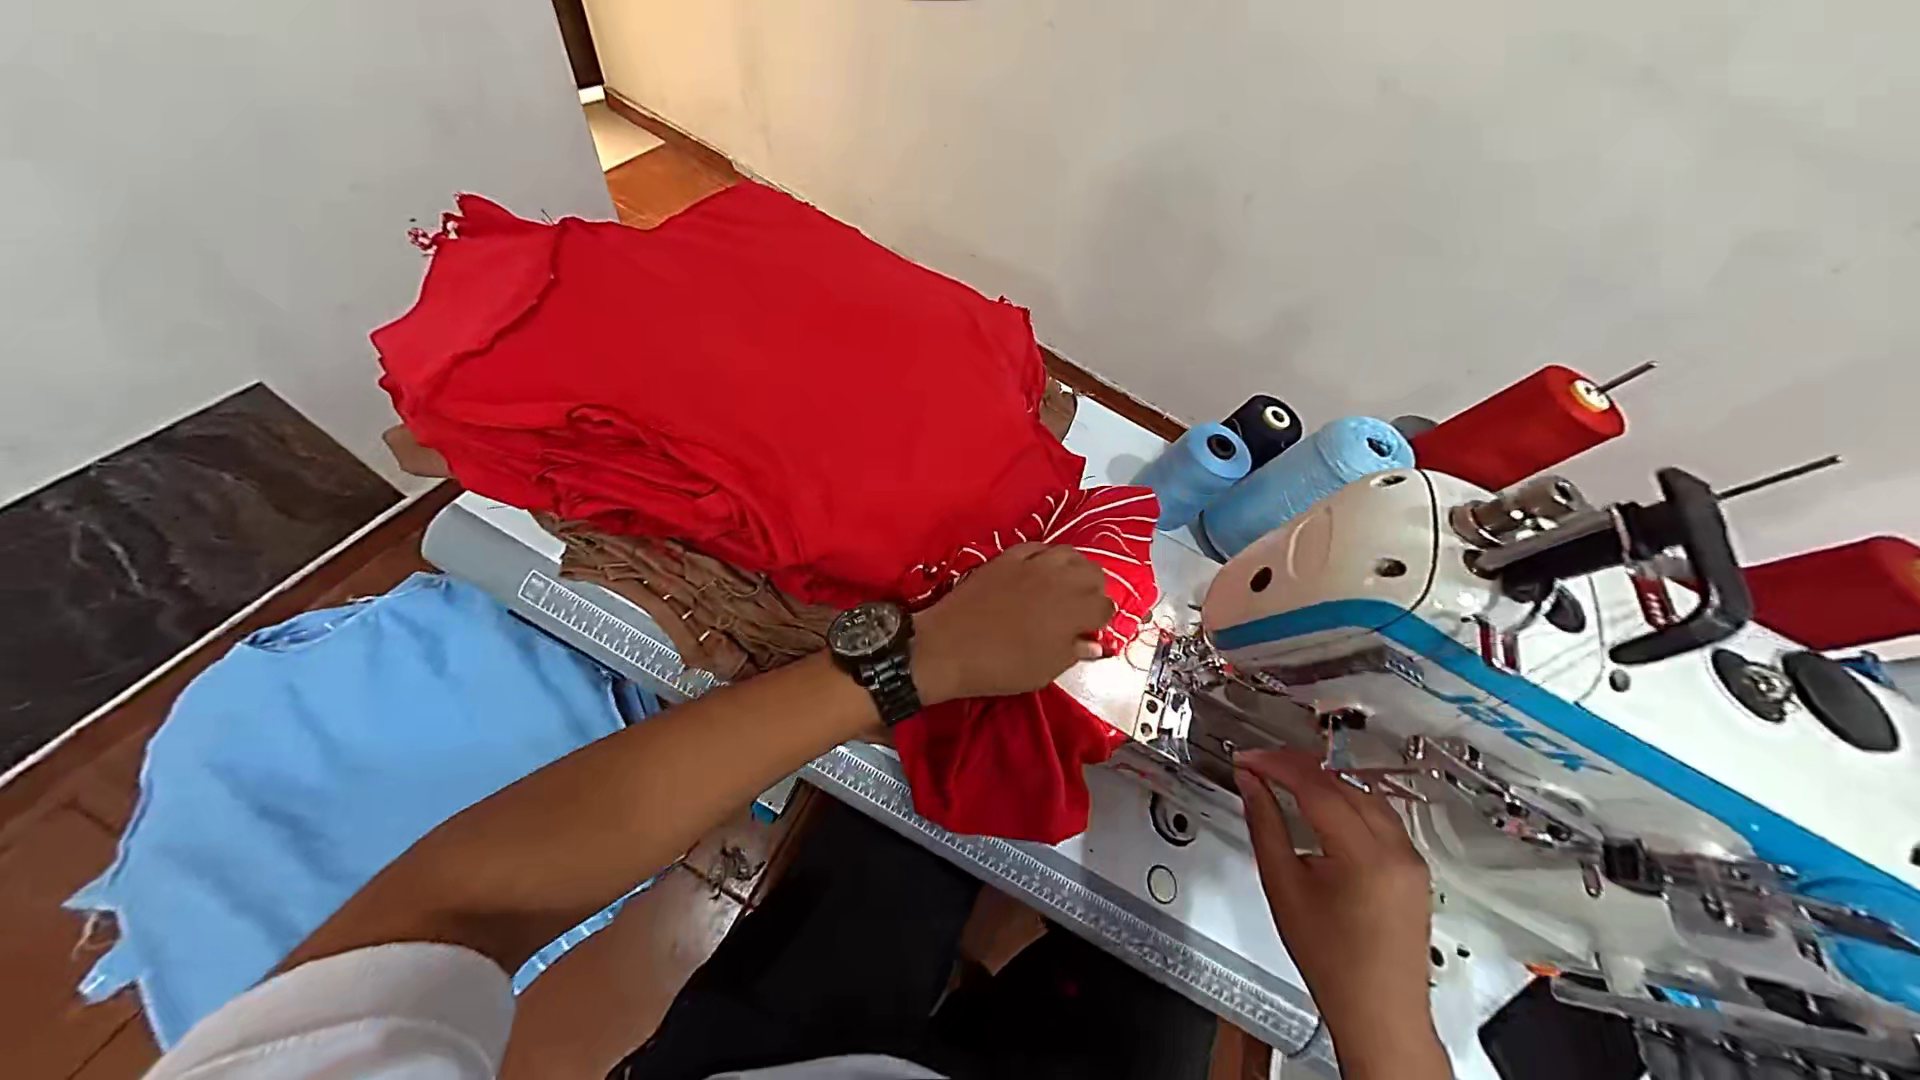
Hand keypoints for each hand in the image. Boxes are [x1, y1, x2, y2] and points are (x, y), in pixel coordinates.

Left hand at [911, 543, 1114, 704]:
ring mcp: (1032, 563)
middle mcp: (1060, 580)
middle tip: (1078, 610)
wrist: (950, 647)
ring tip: (1063, 587)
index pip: (1106, 606)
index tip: (1087, 632)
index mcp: (1075, 609)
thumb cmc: (1002, 666)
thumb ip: (1074, 652)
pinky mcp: (1008, 556)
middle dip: (1093, 591)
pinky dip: (1045, 557)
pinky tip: (1039, 570)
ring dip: (1074, 570)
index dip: (1100, 621)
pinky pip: (1038, 547)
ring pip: (1069, 554)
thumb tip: (1091, 643)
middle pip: (1094, 574)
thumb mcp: (1046, 670)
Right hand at [1234, 748, 1447, 1078]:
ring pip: (1362, 792)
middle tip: (1260, 763)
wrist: (1377, 1011)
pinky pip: (1378, 813)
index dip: (1277, 764)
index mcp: (1365, 856)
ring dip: (1321, 778)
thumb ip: (1264, 823)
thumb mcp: (1282, 883)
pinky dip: (1344, 797)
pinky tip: (1320, 800)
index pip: (1316, 786)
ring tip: (1284, 775)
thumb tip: (1251, 782)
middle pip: (1342, 782)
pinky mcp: (1413, 867)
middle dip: (1296, 766)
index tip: (1249, 759)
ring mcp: (1411, 859)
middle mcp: (1397, 851)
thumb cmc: (1331, 960)